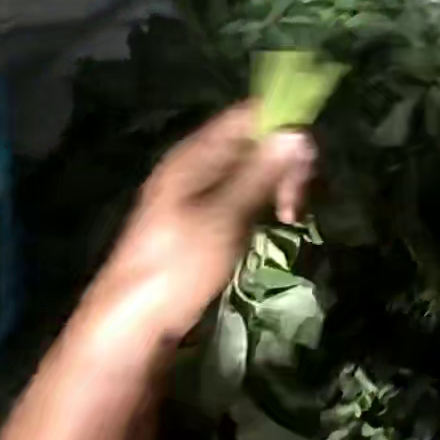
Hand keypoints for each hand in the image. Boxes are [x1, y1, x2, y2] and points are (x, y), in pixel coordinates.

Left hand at [83, 104, 314, 347]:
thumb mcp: (223, 218)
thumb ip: (260, 173)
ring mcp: (204, 188)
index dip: (284, 127)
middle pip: (258, 139)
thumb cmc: (176, 267)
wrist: (133, 324)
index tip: (306, 163)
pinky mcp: (210, 213)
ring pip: (258, 166)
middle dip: (286, 162)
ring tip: (290, 216)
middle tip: (296, 203)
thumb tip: (297, 134)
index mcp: (198, 153)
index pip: (250, 115)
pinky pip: (249, 189)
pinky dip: (268, 199)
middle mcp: (202, 162)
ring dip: (281, 183)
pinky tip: (278, 221)